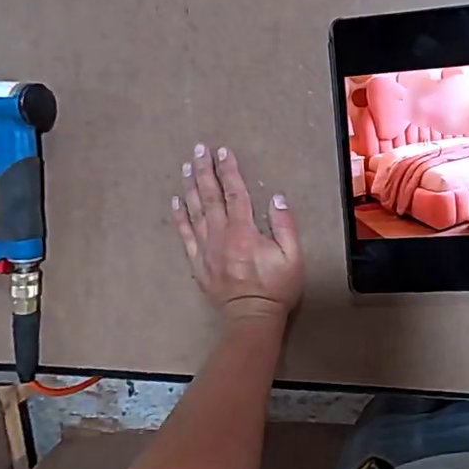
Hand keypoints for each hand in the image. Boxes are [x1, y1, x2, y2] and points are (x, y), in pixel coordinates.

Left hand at [171, 144, 303, 324]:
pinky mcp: (198, 262)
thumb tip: (276, 198)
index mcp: (244, 231)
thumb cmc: (276, 287)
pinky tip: (176, 201)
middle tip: (199, 150)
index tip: (223, 151)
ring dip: (190, 186)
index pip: (235, 192)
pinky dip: (179, 217)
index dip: (229, 170)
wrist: (253, 317)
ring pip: (194, 211)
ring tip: (187, 167)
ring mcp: (206, 248)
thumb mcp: (293, 256)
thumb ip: (285, 225)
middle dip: (205, 170)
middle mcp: (221, 235)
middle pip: (210, 196)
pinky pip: (185, 234)